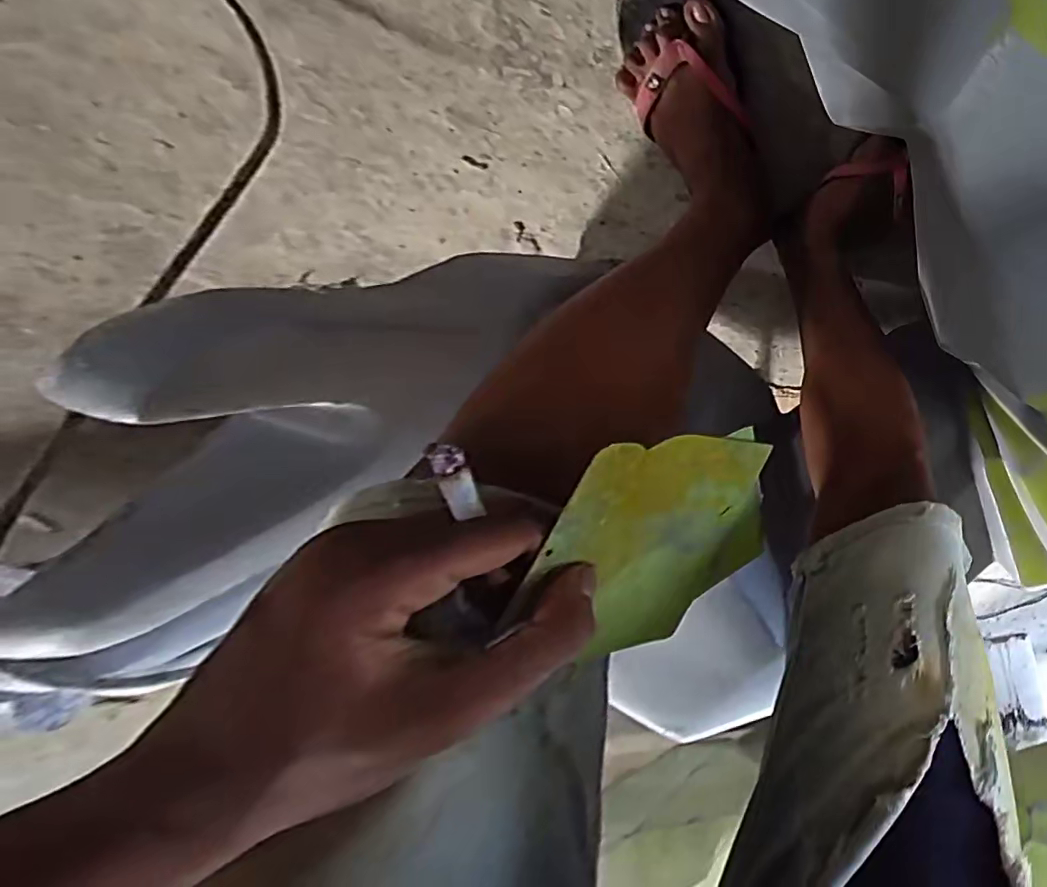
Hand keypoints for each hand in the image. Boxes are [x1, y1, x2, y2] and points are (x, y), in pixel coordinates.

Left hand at [114, 511, 595, 851]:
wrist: (194, 788)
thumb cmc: (329, 753)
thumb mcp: (457, 712)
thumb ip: (543, 643)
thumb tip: (584, 579)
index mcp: (379, 567)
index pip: (510, 528)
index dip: (543, 565)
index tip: (535, 615)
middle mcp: (358, 535)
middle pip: (484, 525)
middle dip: (512, 570)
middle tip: (497, 631)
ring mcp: (336, 541)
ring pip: (457, 531)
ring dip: (481, 572)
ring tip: (462, 633)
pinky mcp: (328, 555)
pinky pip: (422, 541)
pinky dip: (447, 572)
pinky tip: (426, 624)